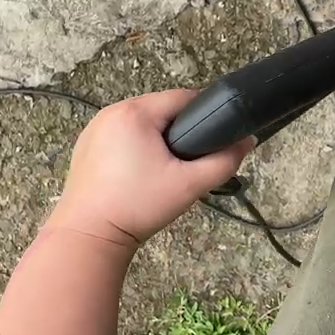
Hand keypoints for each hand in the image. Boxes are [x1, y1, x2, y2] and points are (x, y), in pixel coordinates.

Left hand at [41, 89, 252, 249]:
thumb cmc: (138, 205)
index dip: (205, 116)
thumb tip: (248, 141)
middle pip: (162, 109)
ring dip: (159, 137)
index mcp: (135, 113)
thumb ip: (225, 160)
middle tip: (190, 160)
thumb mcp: (191, 184)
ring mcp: (94, 129)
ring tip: (169, 167)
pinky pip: (123, 135)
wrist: (89, 236)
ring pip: (143, 122)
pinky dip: (137, 146)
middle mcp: (111, 112)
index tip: (212, 139)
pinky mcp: (86, 146)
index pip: (184, 98)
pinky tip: (143, 171)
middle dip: (181, 129)